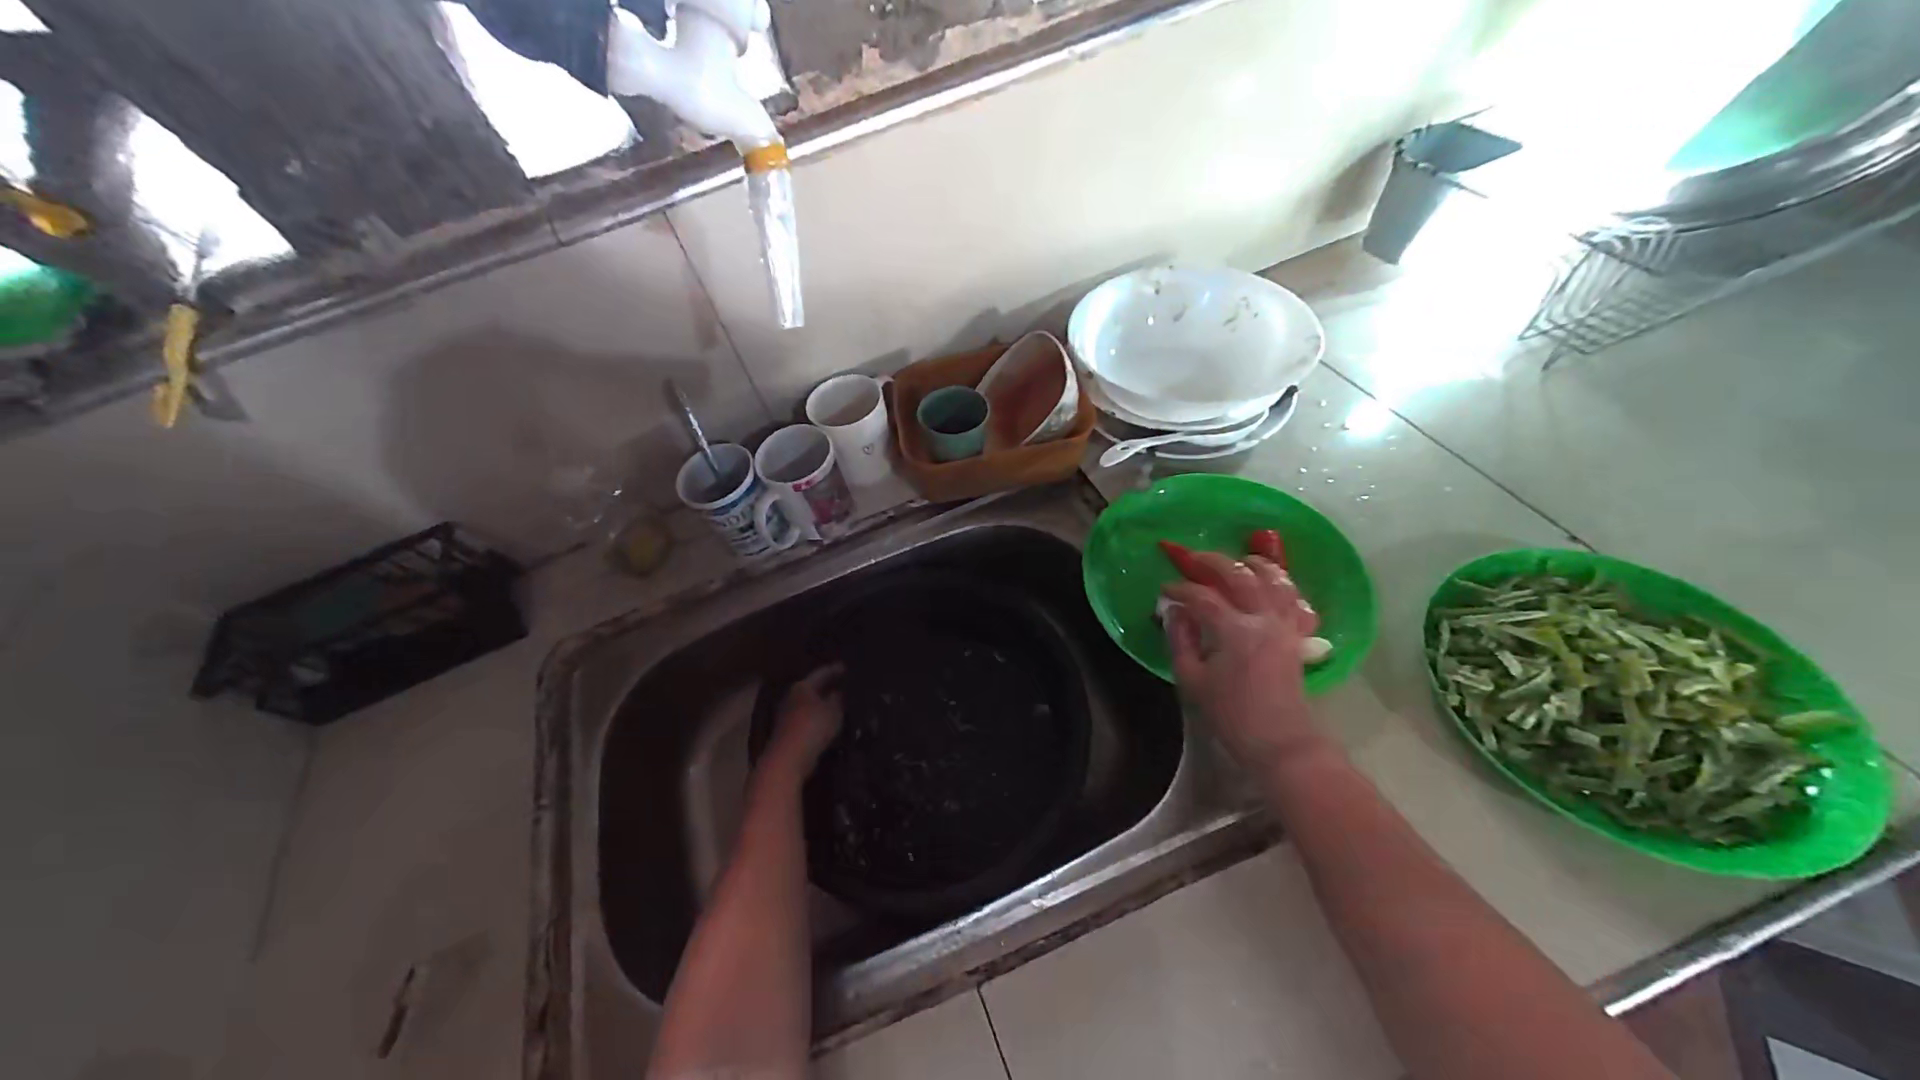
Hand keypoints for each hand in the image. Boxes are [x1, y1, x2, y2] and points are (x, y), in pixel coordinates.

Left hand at [760, 664, 844, 782]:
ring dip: (823, 705)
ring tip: (840, 705)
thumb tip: (838, 691)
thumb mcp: (833, 711)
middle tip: (844, 685)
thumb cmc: (812, 727)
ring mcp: (788, 715)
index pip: (821, 673)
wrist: (788, 758)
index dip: (834, 670)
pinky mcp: (788, 732)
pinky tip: (829, 722)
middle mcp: (792, 697)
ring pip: (810, 705)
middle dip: (828, 687)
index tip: (846, 667)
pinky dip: (819, 719)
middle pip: (813, 688)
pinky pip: (808, 720)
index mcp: (802, 687)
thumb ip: (838, 699)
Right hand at [1163, 550, 1324, 769]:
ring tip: (1242, 559)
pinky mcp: (1298, 638)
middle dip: (1214, 562)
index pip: (1202, 597)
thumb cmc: (1230, 715)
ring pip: (1276, 581)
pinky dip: (1286, 587)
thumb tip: (1174, 612)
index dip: (1180, 589)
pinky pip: (1296, 602)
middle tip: (1194, 558)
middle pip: (1240, 576)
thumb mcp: (1192, 680)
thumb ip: (1180, 641)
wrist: (1279, 742)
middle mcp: (1262, 619)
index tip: (1165, 591)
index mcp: (1233, 630)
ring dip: (1257, 565)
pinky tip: (1276, 585)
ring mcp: (1285, 626)